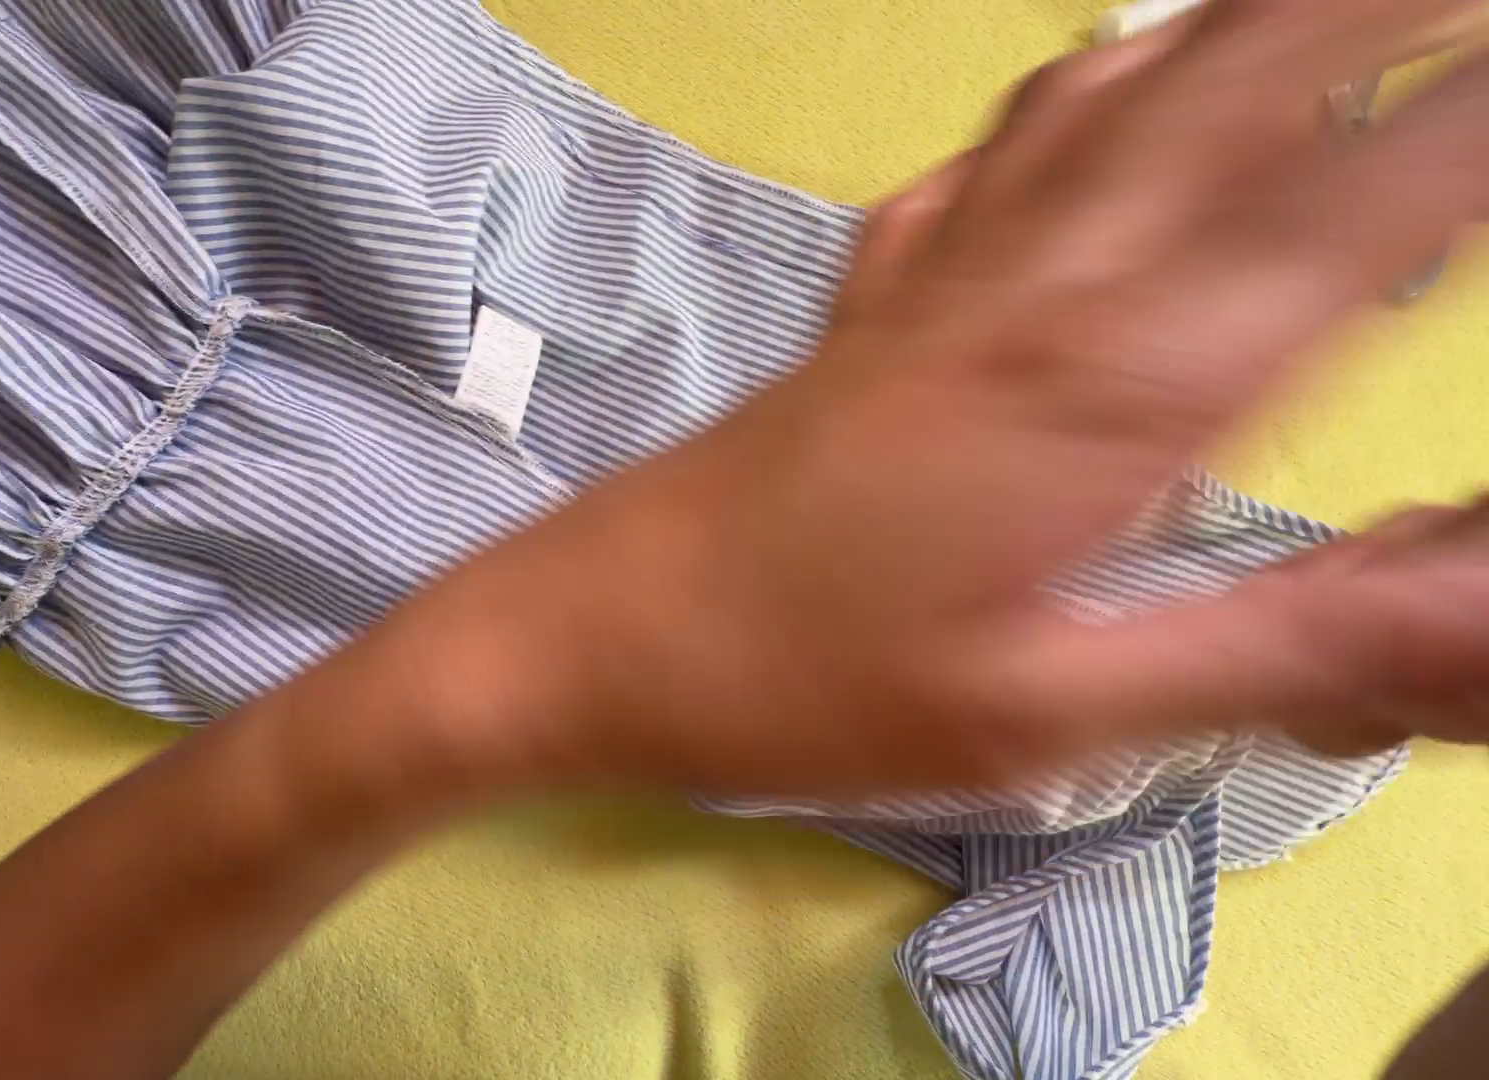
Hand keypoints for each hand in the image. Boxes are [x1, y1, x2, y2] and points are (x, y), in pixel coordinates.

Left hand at [383, 0, 1488, 799]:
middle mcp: (1005, 309)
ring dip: (1214, 38)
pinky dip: (1038, 129)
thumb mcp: (1029, 713)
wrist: (587, 634)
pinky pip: (950, 190)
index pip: (1359, 206)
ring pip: (1076, 116)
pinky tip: (1066, 127)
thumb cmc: (779, 688)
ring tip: (1312, 11)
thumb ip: (1272, 645)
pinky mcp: (837, 336)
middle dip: (1363, 19)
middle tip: (1441, 20)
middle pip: (1217, 98)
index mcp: (1087, 399)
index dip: (1481, 116)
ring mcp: (904, 308)